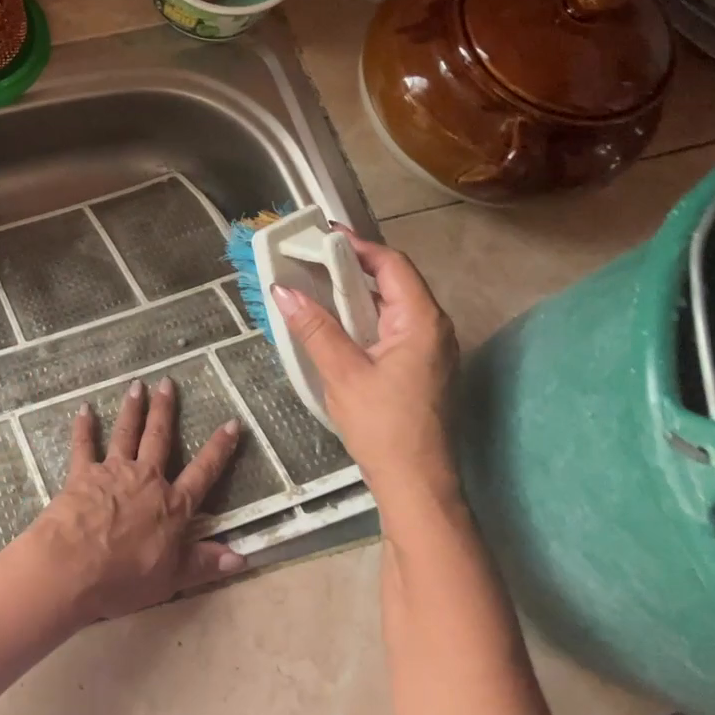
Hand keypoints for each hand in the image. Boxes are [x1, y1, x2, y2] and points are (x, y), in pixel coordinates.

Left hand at [13, 377, 245, 623]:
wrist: (72, 566)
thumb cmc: (123, 578)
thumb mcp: (171, 579)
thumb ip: (203, 564)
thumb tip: (242, 558)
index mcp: (172, 506)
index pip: (204, 472)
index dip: (219, 448)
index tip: (232, 423)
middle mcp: (146, 480)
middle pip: (160, 439)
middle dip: (166, 410)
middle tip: (168, 382)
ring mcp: (113, 472)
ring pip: (126, 433)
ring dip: (132, 409)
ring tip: (137, 385)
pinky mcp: (82, 473)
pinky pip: (83, 445)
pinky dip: (84, 427)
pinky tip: (83, 409)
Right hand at [269, 228, 458, 499]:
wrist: (415, 481)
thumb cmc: (383, 424)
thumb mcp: (342, 373)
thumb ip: (314, 328)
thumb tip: (283, 290)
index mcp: (421, 322)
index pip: (392, 265)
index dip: (358, 246)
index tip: (323, 234)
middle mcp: (432, 328)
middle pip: (393, 281)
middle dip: (352, 266)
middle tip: (312, 257)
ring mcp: (429, 348)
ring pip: (390, 305)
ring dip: (355, 292)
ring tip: (316, 283)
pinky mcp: (419, 366)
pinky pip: (390, 326)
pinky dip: (361, 316)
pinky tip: (333, 322)